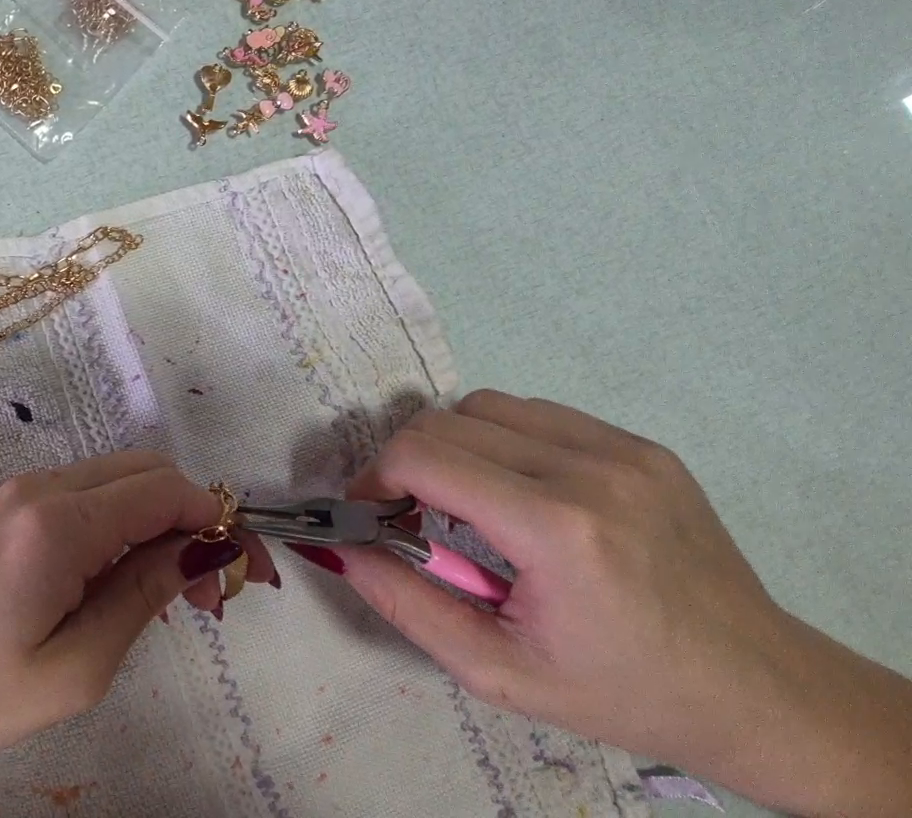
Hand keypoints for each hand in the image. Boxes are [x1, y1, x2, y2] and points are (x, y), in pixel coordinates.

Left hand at [0, 451, 274, 817]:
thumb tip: (191, 548)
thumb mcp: (75, 661)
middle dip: (183, 508)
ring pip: (105, 475)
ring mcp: (9, 489)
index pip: (161, 482)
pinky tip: (112, 573)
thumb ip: (140, 594)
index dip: (209, 513)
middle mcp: (29, 482)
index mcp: (52, 517)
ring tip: (160, 587)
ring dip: (145, 514)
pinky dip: (110, 518)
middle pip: (135, 467)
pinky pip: (75, 492)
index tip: (236, 559)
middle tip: (204, 580)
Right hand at [322, 390, 911, 816]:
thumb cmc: (622, 692)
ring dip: (449, 444)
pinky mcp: (642, 446)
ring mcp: (623, 450)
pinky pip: (533, 413)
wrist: (765, 695)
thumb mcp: (497, 672)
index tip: (370, 514)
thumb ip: (403, 603)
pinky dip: (497, 438)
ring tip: (463, 499)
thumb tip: (336, 545)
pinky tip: (514, 488)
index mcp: (556, 531)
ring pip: (483, 405)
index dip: (374, 479)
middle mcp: (590, 471)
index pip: (421, 456)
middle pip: (441, 423)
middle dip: (402, 462)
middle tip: (408, 512)